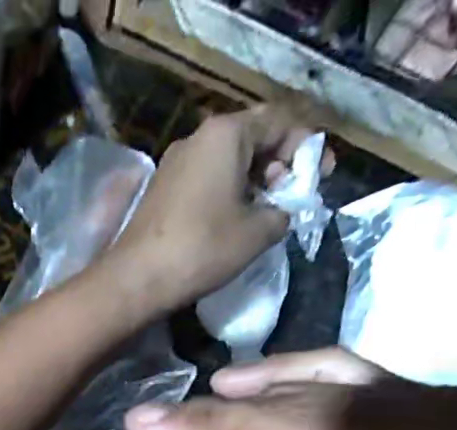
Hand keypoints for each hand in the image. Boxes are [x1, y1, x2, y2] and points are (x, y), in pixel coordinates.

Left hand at [96, 107, 326, 315]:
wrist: (136, 279)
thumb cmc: (201, 248)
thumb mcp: (257, 232)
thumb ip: (282, 212)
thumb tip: (282, 212)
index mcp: (226, 133)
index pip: (280, 122)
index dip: (307, 148)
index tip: (321, 176)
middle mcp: (197, 138)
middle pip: (252, 138)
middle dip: (280, 164)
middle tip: (294, 196)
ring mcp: (174, 164)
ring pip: (227, 160)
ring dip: (253, 181)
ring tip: (267, 213)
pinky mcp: (161, 189)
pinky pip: (206, 179)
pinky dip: (227, 192)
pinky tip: (234, 220)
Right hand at [114, 350, 456, 429]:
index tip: (139, 429)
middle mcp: (424, 411)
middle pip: (290, 402)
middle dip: (209, 419)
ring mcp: (444, 395)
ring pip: (327, 375)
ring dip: (255, 386)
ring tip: (202, 399)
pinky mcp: (454, 397)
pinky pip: (365, 376)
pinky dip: (307, 379)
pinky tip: (278, 389)